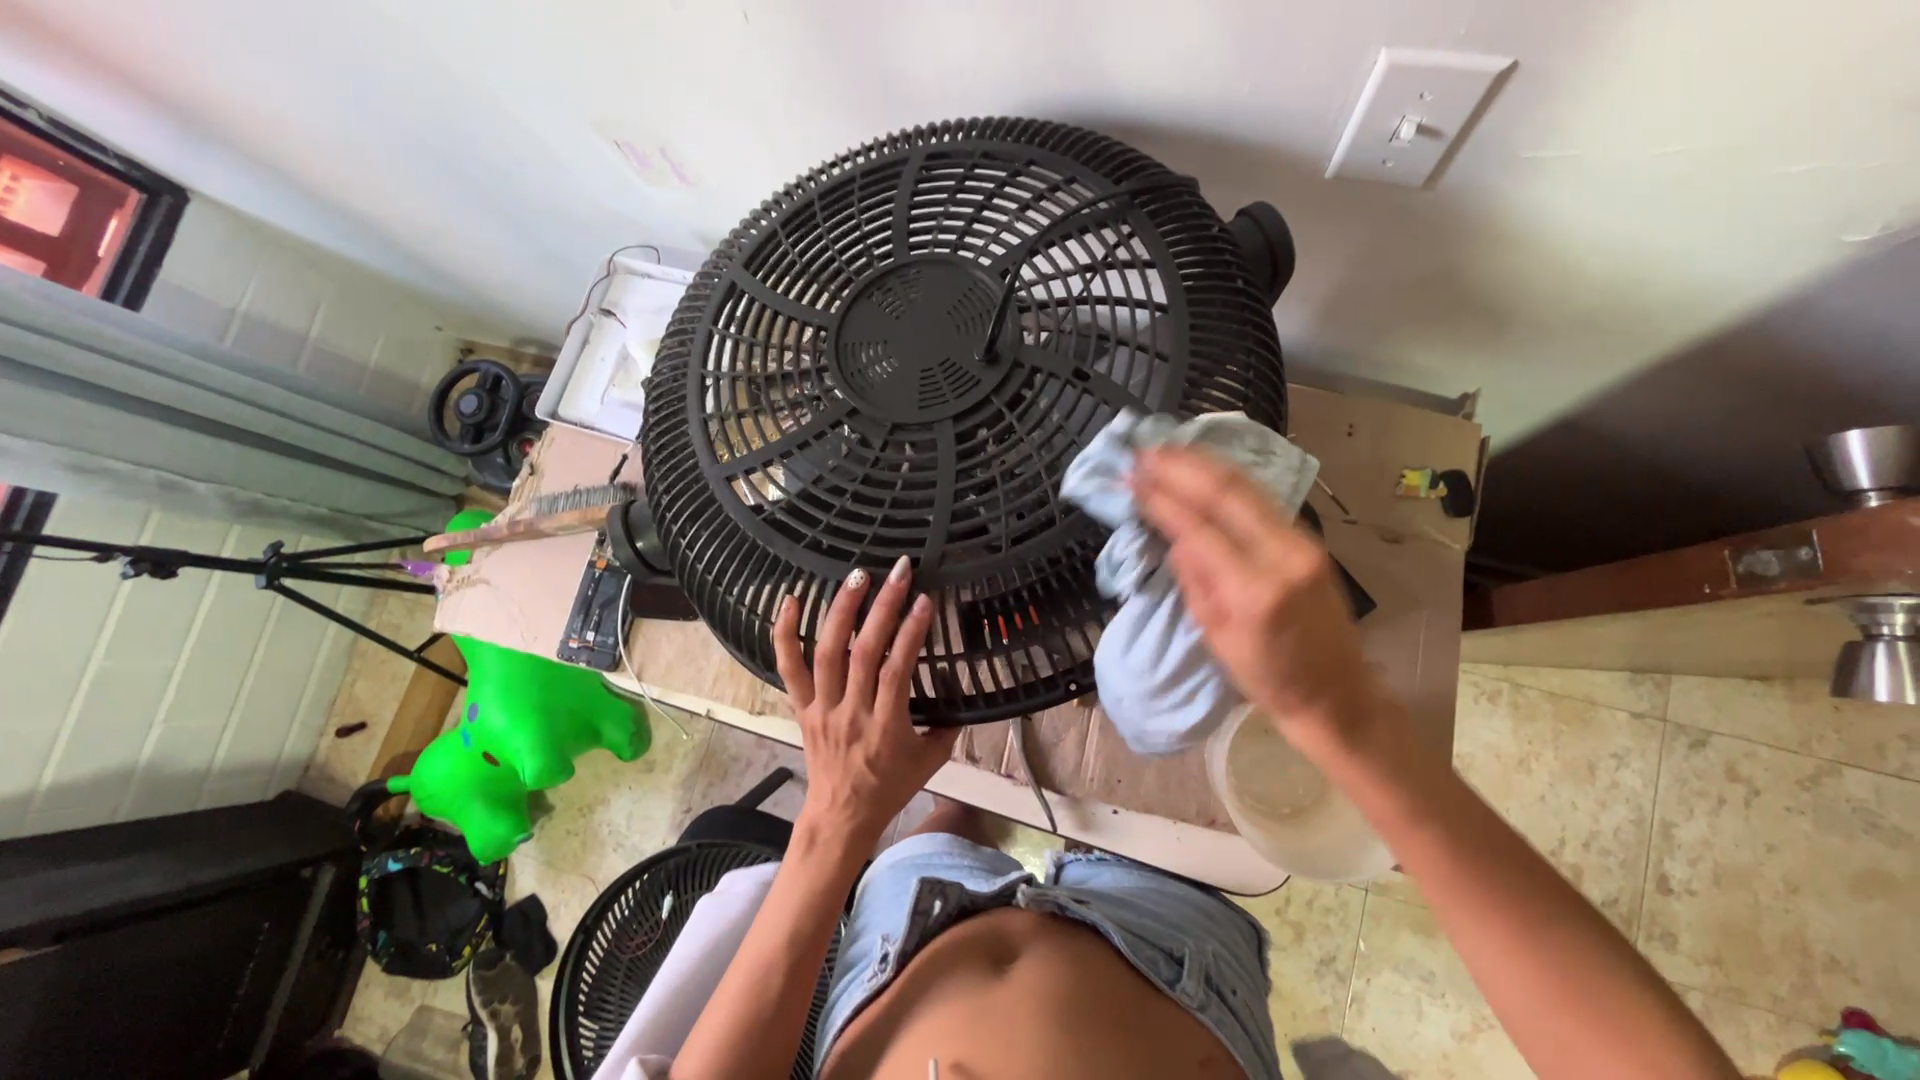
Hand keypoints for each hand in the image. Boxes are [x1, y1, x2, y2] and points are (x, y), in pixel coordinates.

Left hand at [774, 555, 957, 852]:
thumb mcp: (931, 760)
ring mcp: (822, 707)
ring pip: (827, 652)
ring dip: (841, 609)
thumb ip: (949, 724)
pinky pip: (789, 668)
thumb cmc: (889, 788)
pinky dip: (785, 633)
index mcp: (886, 727)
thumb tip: (960, 689)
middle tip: (898, 572)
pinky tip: (792, 600)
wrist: (842, 817)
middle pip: (863, 652)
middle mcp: (851, 713)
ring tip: (858, 576)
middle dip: (882, 607)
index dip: (910, 633)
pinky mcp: (802, 707)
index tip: (924, 600)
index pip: (896, 671)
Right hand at [1131, 445, 1387, 757]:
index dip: (1162, 500)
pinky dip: (1228, 478)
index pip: (1199, 529)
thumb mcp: (1216, 638)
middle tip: (1145, 452)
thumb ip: (1194, 581)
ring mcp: (1302, 543)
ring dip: (1204, 464)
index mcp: (1253, 591)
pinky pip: (1262, 499)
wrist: (1336, 692)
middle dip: (1181, 468)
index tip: (1133, 480)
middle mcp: (1282, 557)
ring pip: (1248, 487)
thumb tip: (1175, 537)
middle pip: (1226, 494)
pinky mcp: (1310, 540)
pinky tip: (1205, 468)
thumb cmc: (1267, 678)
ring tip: (1168, 450)